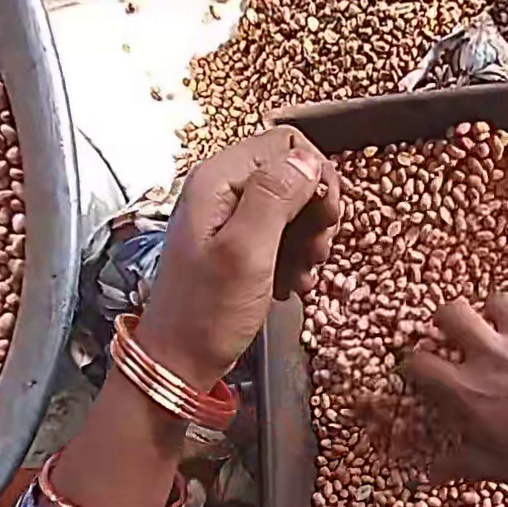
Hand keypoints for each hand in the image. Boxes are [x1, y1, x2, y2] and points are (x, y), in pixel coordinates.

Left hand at [138, 127, 341, 390]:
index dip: (317, 176)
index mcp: (219, 180)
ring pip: (293, 208)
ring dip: (308, 241)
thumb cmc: (206, 312)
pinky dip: (295, 258)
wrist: (180, 362)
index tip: (327, 218)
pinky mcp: (239, 245)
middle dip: (315, 213)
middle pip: (293, 175)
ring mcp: (231, 218)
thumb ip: (275, 198)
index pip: (287, 145)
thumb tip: (308, 161)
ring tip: (301, 275)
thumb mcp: (245, 252)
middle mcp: (224, 190)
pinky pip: (282, 236)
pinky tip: (291, 284)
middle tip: (316, 253)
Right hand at [407, 293, 507, 505]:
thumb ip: (461, 463)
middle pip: (452, 312)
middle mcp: (495, 356)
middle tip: (454, 332)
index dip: (413, 364)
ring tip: (503, 327)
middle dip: (446, 319)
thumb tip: (428, 476)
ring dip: (498, 312)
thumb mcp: (501, 468)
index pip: (421, 363)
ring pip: (501, 301)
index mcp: (471, 390)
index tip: (419, 369)